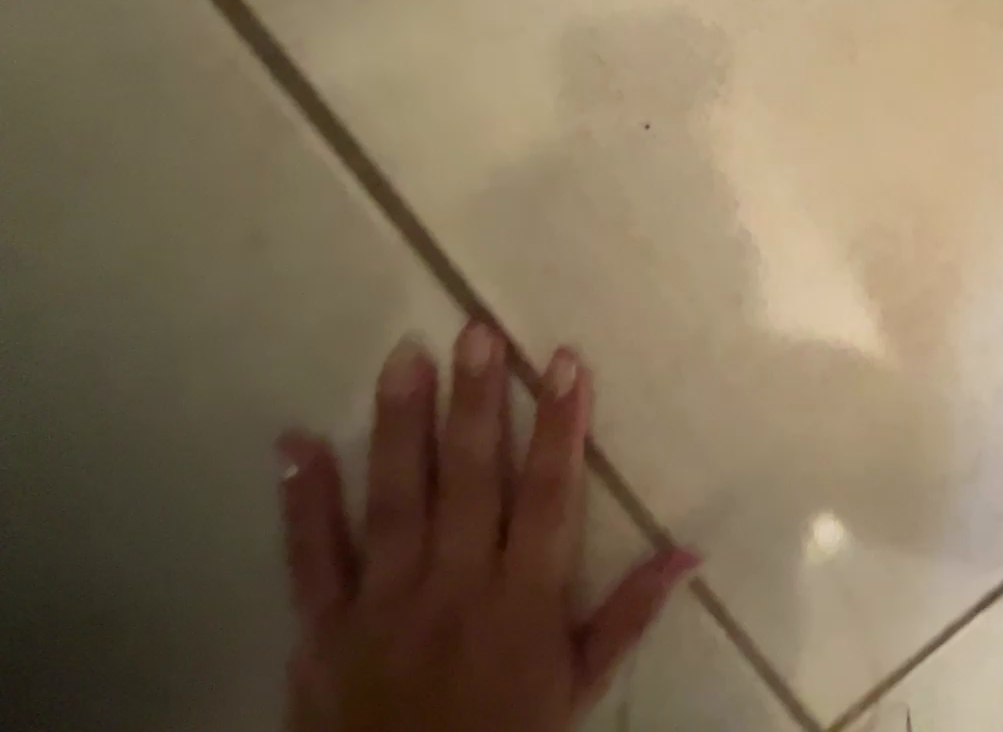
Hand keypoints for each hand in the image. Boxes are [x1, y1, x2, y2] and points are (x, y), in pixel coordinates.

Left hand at [276, 321, 698, 731]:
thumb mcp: (581, 683)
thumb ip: (632, 612)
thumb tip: (691, 550)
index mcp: (524, 597)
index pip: (548, 493)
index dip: (560, 425)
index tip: (565, 363)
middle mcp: (456, 584)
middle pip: (471, 479)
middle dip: (479, 402)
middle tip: (478, 333)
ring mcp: (382, 602)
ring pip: (395, 499)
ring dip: (401, 426)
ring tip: (405, 358)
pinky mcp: (321, 626)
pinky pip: (309, 557)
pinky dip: (301, 498)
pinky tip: (296, 440)